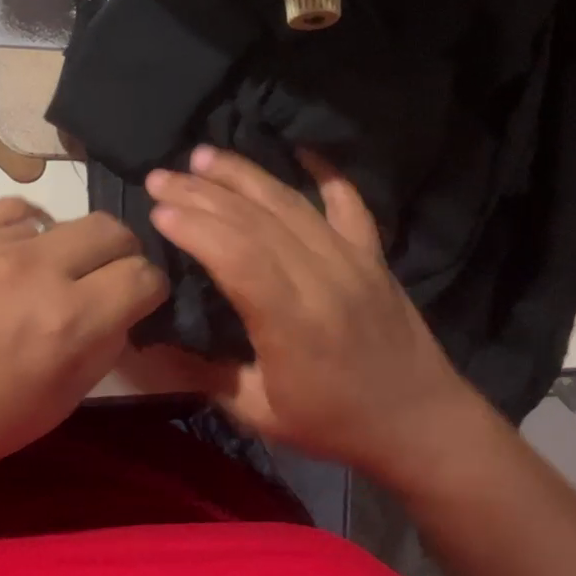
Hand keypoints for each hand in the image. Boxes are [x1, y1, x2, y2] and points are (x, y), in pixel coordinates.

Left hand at [0, 198, 167, 492]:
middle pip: (112, 230)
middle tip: (102, 282)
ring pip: (63, 218)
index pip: (143, 276)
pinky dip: (25, 231)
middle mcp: (37, 271)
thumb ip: (103, 345)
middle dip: (120, 257)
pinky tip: (11, 258)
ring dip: (68, 247)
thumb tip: (122, 309)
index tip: (137, 302)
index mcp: (70, 322)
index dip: (149, 290)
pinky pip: (13, 210)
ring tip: (45, 276)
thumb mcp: (61, 401)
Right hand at [134, 146, 484, 476]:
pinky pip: (348, 203)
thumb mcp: (260, 414)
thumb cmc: (334, 425)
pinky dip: (325, 172)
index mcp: (292, 321)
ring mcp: (353, 259)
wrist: (421, 425)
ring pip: (291, 203)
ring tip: (202, 156)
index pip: (236, 256)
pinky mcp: (373, 256)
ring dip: (243, 175)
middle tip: (159, 176)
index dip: (194, 227)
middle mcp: (322, 277)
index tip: (157, 210)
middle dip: (202, 193)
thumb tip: (155, 344)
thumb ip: (207, 374)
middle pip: (255, 220)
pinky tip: (300, 150)